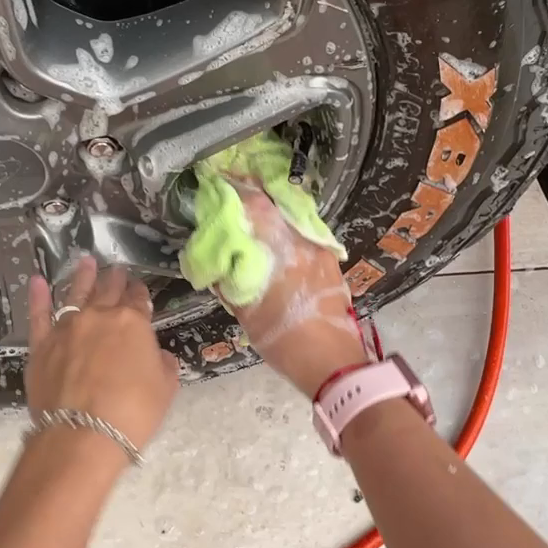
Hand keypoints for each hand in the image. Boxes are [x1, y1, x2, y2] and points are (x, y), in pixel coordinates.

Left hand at [25, 255, 179, 455]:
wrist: (83, 433)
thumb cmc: (133, 412)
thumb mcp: (165, 389)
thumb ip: (163, 365)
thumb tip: (158, 356)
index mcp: (133, 322)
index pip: (138, 301)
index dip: (140, 294)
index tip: (139, 289)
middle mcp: (99, 316)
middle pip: (108, 291)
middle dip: (114, 279)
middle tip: (116, 269)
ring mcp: (67, 328)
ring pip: (75, 294)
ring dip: (82, 276)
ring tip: (85, 262)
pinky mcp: (41, 345)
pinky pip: (38, 315)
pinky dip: (38, 297)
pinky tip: (37, 282)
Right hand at [222, 182, 367, 397]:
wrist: (333, 364)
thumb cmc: (285, 340)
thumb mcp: (247, 314)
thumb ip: (229, 282)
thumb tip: (214, 261)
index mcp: (280, 248)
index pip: (255, 203)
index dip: (235, 189)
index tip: (218, 183)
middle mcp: (303, 241)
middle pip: (276, 205)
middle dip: (253, 198)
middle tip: (233, 197)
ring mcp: (321, 251)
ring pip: (292, 219)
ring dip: (271, 214)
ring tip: (252, 219)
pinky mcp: (331, 264)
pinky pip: (304, 237)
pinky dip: (287, 233)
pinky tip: (276, 244)